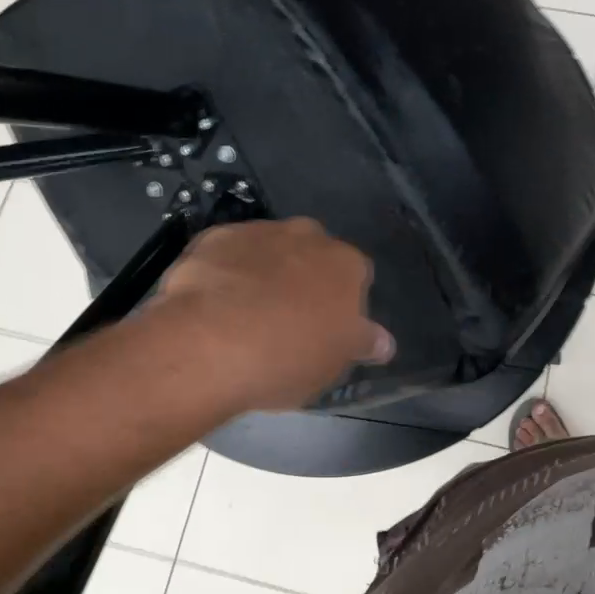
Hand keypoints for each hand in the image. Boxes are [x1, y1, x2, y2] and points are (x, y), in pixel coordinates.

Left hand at [144, 218, 394, 413]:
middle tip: (287, 319)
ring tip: (243, 315)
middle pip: (312, 254)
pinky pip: (227, 254)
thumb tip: (385, 341)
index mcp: (346, 263)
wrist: (209, 343)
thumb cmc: (287, 356)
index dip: (342, 301)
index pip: (356, 275)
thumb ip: (363, 342)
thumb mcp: (336, 362)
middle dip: (303, 278)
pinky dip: (224, 272)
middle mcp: (308, 235)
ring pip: (269, 250)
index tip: (327, 327)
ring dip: (263, 272)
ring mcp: (259, 231)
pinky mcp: (214, 237)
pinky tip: (211, 303)